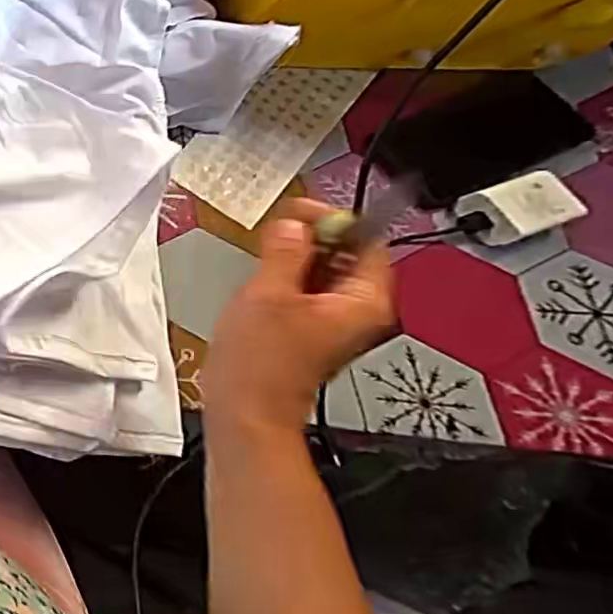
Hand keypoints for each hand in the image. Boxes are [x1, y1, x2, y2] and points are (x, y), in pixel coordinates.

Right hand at [202, 198, 397, 430]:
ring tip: (264, 250)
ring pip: (324, 275)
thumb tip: (293, 225)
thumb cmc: (260, 356)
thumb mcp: (267, 294)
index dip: (334, 221)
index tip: (298, 208)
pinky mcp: (309, 331)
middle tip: (276, 226)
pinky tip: (262, 278)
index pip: (366, 245)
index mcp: (365, 301)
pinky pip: (308, 294)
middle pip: (348, 259)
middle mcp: (360, 311)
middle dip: (314, 238)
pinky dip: (288, 279)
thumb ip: (284, 254)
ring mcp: (335, 323)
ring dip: (297, 258)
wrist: (246, 405)